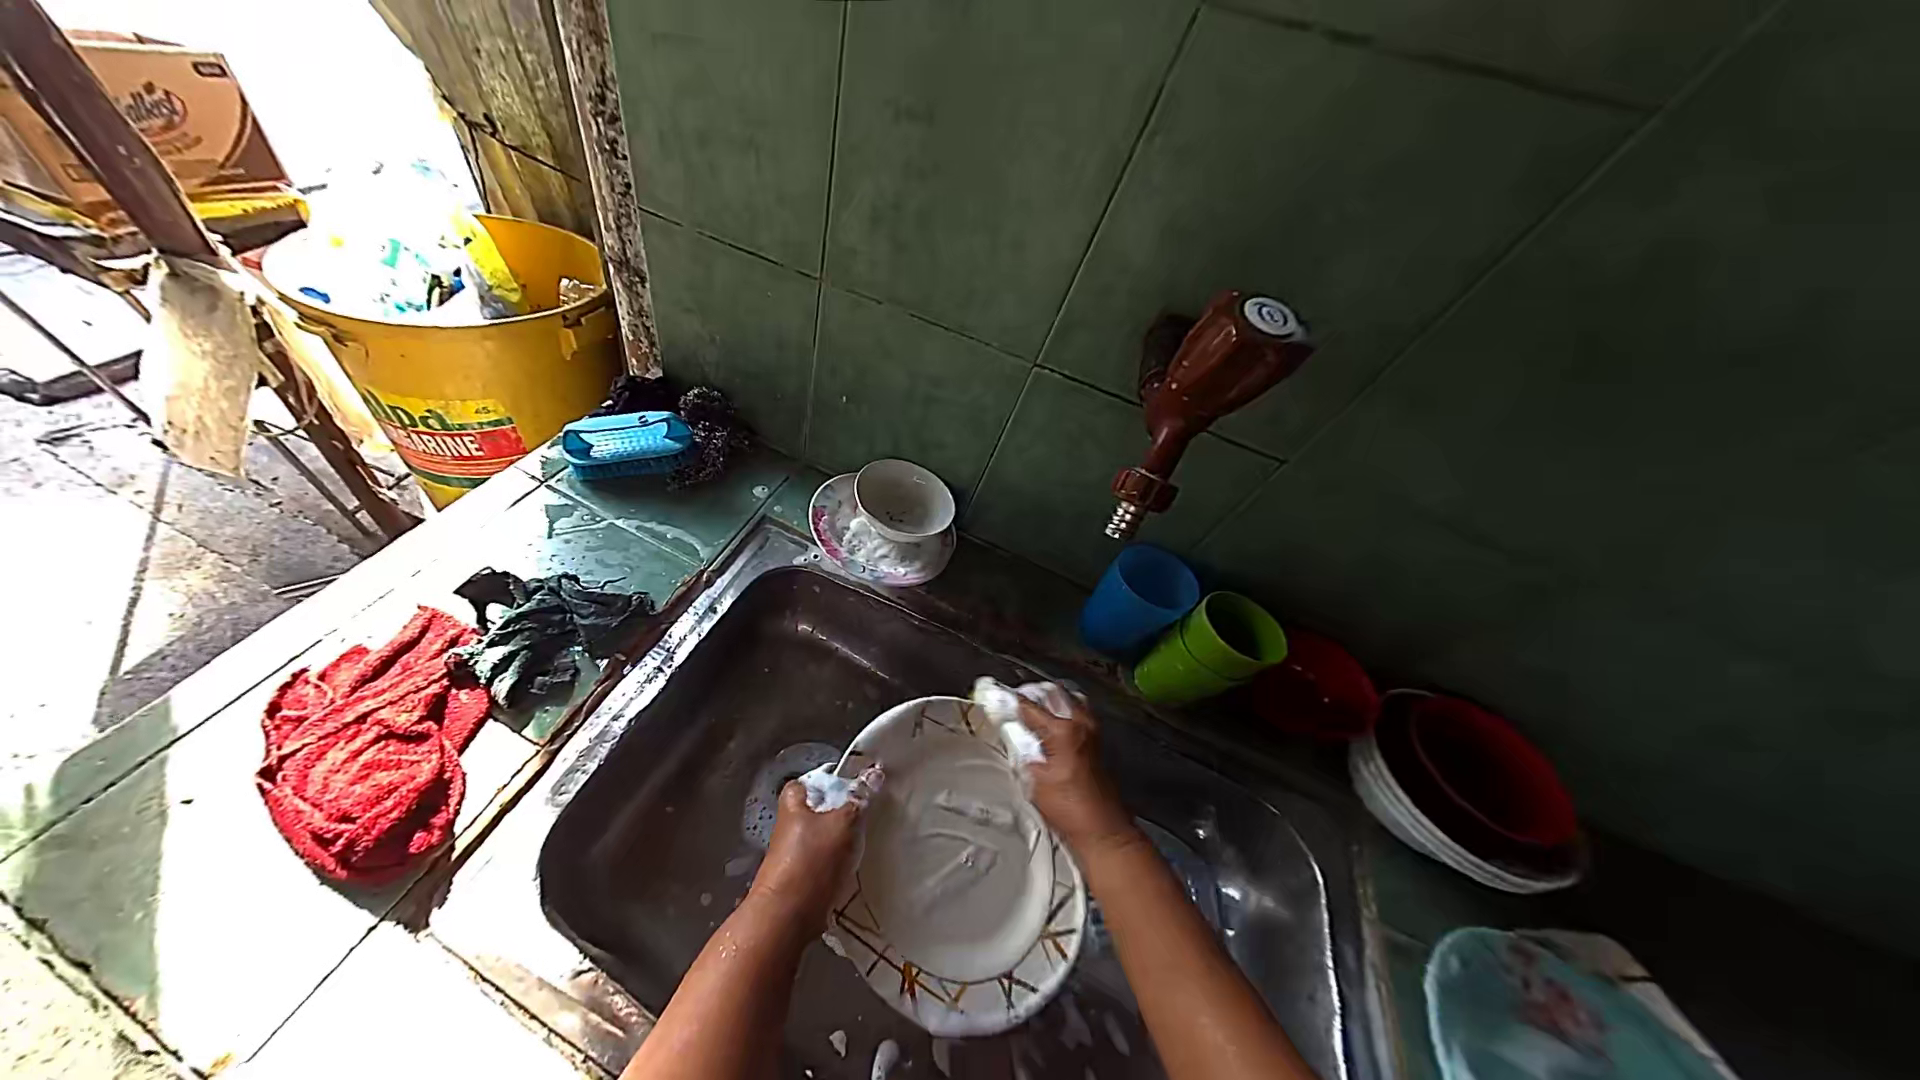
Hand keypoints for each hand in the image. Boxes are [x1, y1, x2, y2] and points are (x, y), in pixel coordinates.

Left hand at [748, 780, 865, 926]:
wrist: (788, 918)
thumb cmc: (813, 860)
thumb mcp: (844, 822)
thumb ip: (860, 798)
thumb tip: (875, 773)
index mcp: (793, 804)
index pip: (808, 781)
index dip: (829, 780)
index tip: (853, 783)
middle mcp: (789, 826)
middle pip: (819, 810)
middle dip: (841, 811)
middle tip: (866, 810)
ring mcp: (793, 855)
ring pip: (823, 837)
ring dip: (841, 838)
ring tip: (866, 838)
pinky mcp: (801, 880)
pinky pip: (824, 862)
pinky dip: (839, 862)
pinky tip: (856, 865)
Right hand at [1017, 697, 1141, 856]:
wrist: (1102, 830)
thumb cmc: (1070, 809)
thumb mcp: (1033, 779)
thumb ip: (1020, 748)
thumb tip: (1009, 730)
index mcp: (1064, 730)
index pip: (1029, 706)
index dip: (1007, 701)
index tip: (993, 696)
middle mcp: (1082, 723)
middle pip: (1051, 694)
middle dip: (1030, 695)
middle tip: (1011, 703)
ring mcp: (1092, 731)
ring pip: (1066, 701)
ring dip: (1048, 703)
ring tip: (1029, 714)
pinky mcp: (1097, 741)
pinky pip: (1076, 714)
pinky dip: (1060, 714)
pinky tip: (1047, 729)